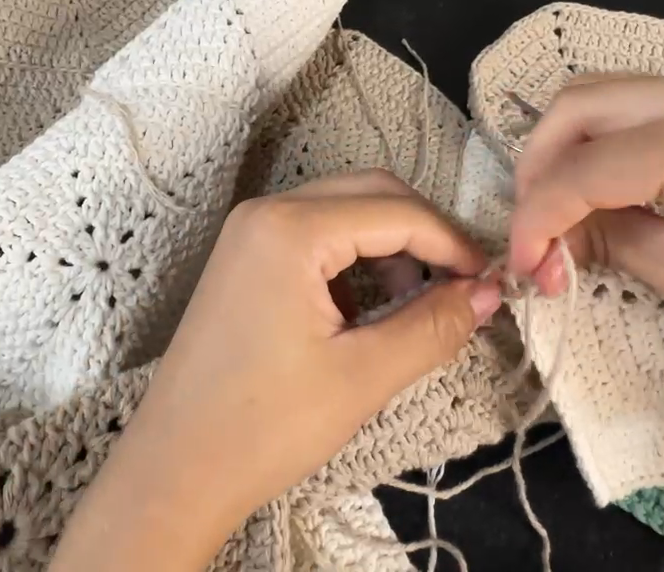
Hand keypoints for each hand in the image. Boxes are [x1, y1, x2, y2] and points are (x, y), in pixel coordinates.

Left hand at [52, 170, 500, 570]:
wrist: (175, 469)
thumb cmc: (264, 426)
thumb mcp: (361, 377)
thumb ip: (432, 325)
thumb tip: (487, 293)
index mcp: (291, 229)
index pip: (395, 211)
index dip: (450, 242)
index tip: (489, 281)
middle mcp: (267, 211)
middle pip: (370, 193)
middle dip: (423, 234)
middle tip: (462, 284)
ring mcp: (251, 230)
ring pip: (344, 209)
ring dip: (390, 244)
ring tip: (418, 302)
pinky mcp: (246, 255)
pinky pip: (317, 233)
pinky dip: (355, 257)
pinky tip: (371, 304)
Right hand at [508, 67, 663, 381]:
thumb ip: (604, 240)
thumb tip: (542, 238)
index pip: (590, 163)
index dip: (539, 214)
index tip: (520, 264)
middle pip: (582, 104)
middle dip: (540, 170)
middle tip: (534, 235)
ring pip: (602, 98)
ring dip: (567, 154)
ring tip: (562, 218)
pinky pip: (637, 108)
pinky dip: (604, 148)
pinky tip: (603, 193)